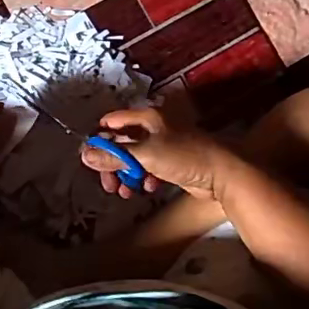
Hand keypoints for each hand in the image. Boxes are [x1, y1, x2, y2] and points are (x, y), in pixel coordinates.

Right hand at [78, 108, 227, 199]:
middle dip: (112, 162)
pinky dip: (142, 178)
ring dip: (125, 174)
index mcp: (146, 118)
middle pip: (121, 142)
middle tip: (107, 183)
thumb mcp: (145, 155)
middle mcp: (153, 128)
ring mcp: (162, 145)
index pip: (112, 122)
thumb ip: (114, 155)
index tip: (91, 157)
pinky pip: (147, 168)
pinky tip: (145, 188)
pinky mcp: (171, 162)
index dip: (99, 138)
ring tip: (124, 191)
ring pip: (133, 158)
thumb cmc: (184, 156)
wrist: (224, 174)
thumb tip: (84, 154)